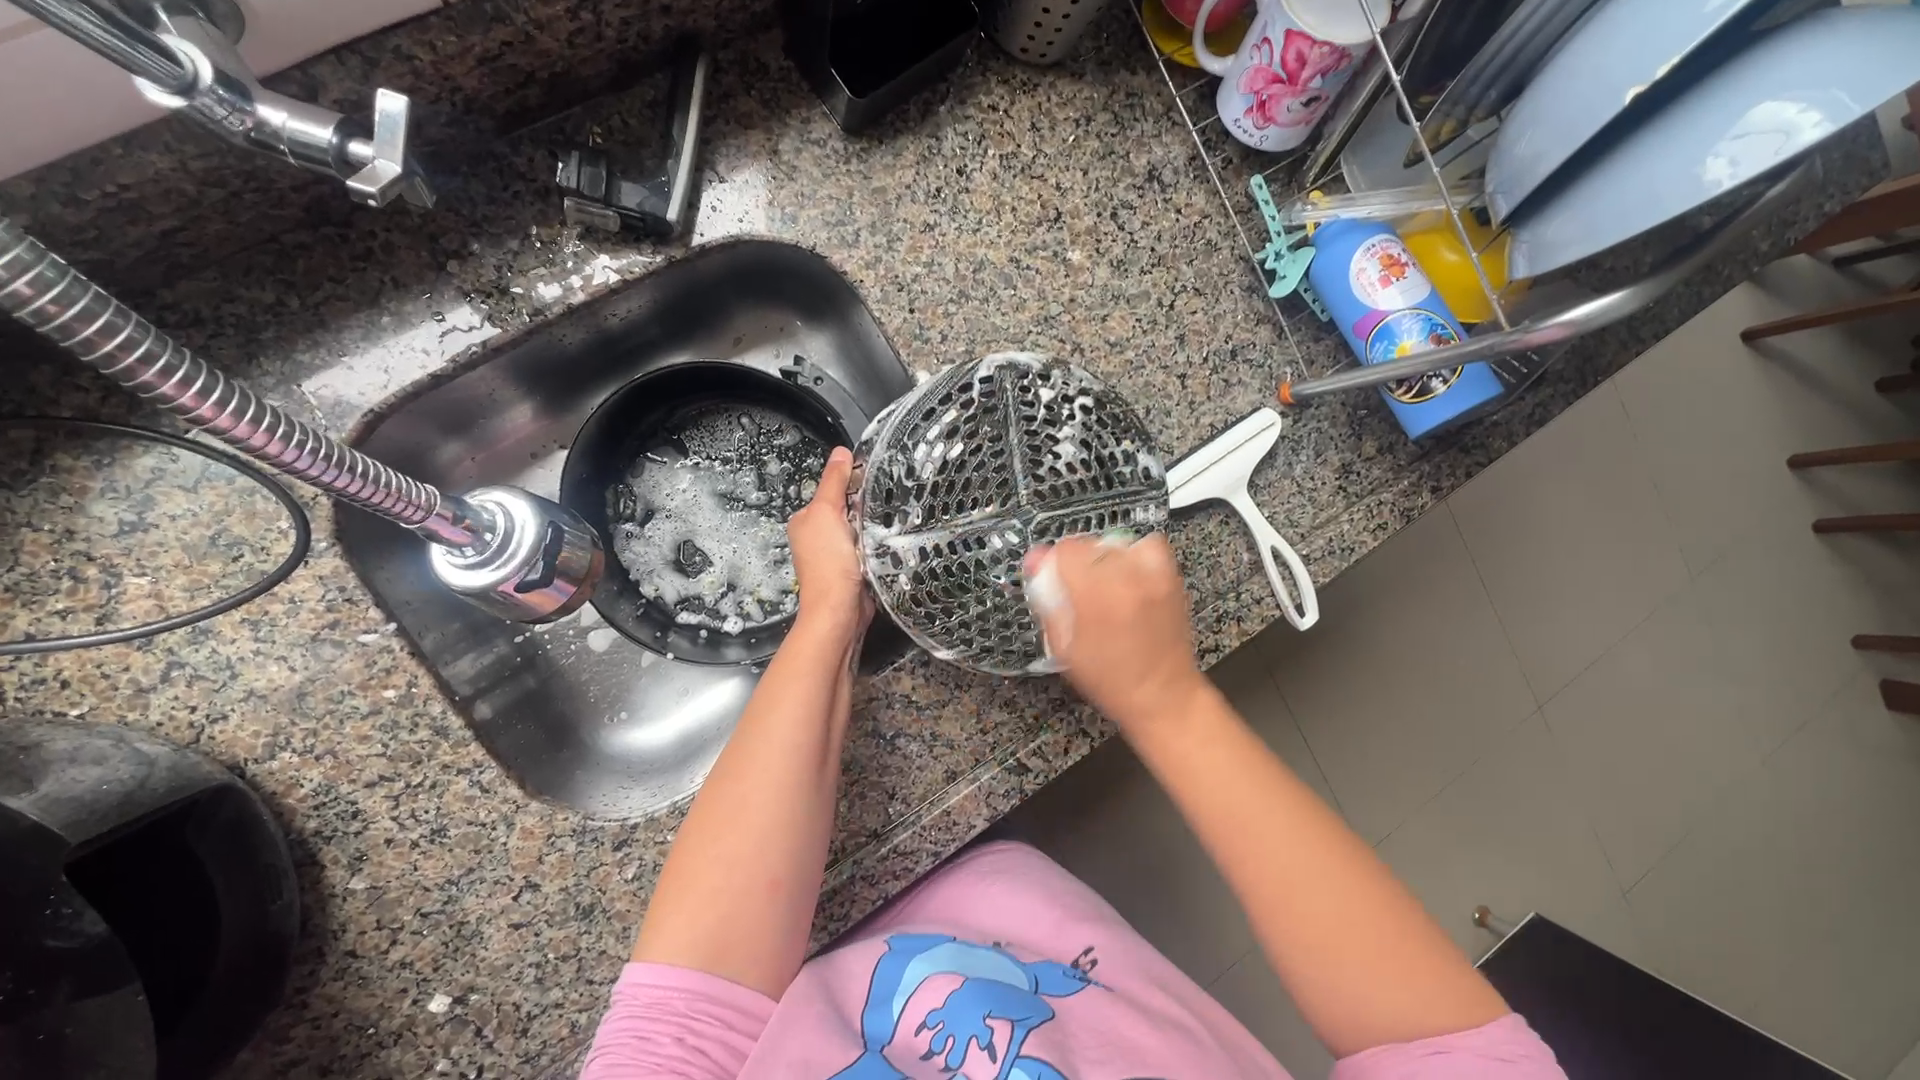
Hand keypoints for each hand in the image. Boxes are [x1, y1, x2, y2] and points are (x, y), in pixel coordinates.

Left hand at [787, 446, 871, 645]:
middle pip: (850, 509)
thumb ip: (834, 482)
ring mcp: (837, 555)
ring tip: (886, 526)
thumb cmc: (827, 565)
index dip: (852, 482)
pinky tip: (886, 546)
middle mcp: (818, 537)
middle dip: (866, 507)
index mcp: (806, 520)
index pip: (832, 489)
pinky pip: (872, 549)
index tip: (872, 480)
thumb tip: (841, 452)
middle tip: (882, 506)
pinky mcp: (855, 570)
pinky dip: (879, 547)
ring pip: (863, 529)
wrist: (840, 611)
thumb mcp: (826, 512)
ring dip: (875, 528)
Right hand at [1024, 533, 1208, 731]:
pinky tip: (1128, 579)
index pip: (1066, 550)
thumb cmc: (1112, 681)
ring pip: (1117, 543)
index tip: (1052, 576)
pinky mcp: (1170, 580)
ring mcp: (1152, 577)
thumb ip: (1047, 602)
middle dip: (1077, 562)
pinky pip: (1150, 548)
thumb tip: (1035, 566)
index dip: (1054, 562)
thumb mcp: (1064, 648)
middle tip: (1077, 588)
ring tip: (1104, 582)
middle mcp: (1126, 579)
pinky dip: (1135, 556)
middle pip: (1089, 544)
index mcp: (1095, 595)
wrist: (1162, 695)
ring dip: (1105, 556)